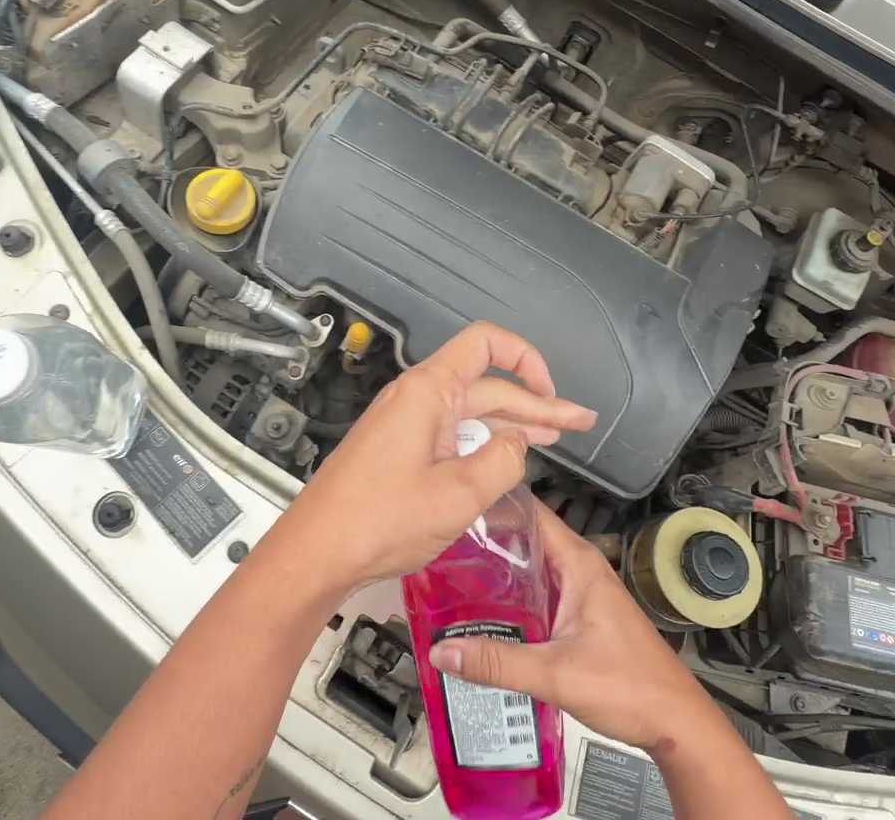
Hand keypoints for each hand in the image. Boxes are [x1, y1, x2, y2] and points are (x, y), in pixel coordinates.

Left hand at [273, 322, 596, 592]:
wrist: (316, 552)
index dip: (525, 357)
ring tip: (555, 435)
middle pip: (486, 384)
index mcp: (428, 392)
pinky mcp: (400, 448)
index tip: (551, 391)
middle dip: (536, 402)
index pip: (485, 343)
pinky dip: (485, 441)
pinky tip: (507, 455)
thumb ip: (501, 461)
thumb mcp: (458, 495)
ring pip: (471, 412)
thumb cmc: (375, 522)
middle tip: (578, 422)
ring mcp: (407, 423)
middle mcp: (417, 398)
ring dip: (513, 423)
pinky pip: (452, 433)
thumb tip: (517, 442)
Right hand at [429, 507, 720, 752]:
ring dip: (496, 572)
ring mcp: (580, 593)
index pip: (532, 512)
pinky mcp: (578, 617)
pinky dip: (510, 598)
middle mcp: (579, 570)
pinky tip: (484, 615)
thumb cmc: (632, 688)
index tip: (457, 503)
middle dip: (485, 541)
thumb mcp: (556, 674)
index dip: (495, 504)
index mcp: (579, 563)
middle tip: (441, 545)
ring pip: (529, 569)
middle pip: (524, 539)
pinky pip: (537, 594)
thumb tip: (444, 651)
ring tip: (451, 576)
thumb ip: (497, 662)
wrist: (674, 723)